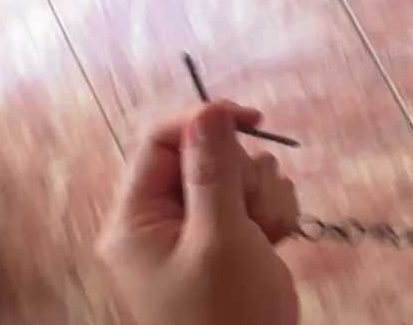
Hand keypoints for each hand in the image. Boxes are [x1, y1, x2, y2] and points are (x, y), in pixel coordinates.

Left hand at [98, 102, 301, 324]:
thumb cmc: (225, 307)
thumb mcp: (220, 237)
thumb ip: (213, 171)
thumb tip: (209, 108)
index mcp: (137, 219)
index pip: (161, 140)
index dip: (205, 120)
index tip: (255, 119)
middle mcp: (162, 217)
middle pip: (210, 153)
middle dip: (244, 173)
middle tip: (246, 212)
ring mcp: (198, 226)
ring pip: (242, 170)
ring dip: (264, 194)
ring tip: (261, 234)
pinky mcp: (231, 232)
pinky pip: (260, 191)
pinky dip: (274, 209)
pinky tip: (272, 238)